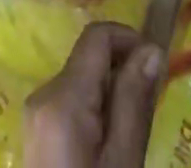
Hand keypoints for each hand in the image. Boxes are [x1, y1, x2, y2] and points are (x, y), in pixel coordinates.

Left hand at [23, 23, 164, 167]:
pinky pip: (69, 100)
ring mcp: (35, 112)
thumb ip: (134, 99)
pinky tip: (105, 147)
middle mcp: (43, 93)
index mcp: (63, 96)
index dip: (130, 40)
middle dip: (122, 73)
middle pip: (90, 58)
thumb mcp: (123, 158)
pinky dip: (93, 109)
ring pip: (82, 79)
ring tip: (126, 136)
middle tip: (146, 110)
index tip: (155, 67)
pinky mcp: (35, 129)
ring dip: (110, 94)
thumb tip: (151, 48)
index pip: (97, 36)